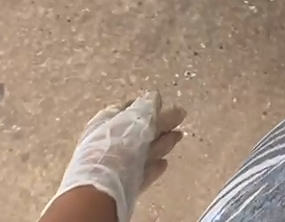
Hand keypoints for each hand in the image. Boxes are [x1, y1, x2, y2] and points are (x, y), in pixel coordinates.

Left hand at [44, 91, 185, 221]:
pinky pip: (141, 171)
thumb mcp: (138, 114)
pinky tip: (163, 163)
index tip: (163, 103)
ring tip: (178, 137)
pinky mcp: (122, 183)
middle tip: (180, 117)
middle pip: (138, 130)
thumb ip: (149, 104)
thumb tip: (156, 97)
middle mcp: (108, 142)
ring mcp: (115, 164)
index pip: (128, 108)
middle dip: (160, 124)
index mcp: (105, 121)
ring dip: (161, 143)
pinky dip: (153, 166)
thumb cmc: (119, 142)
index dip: (147, 105)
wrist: (104, 186)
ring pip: (142, 150)